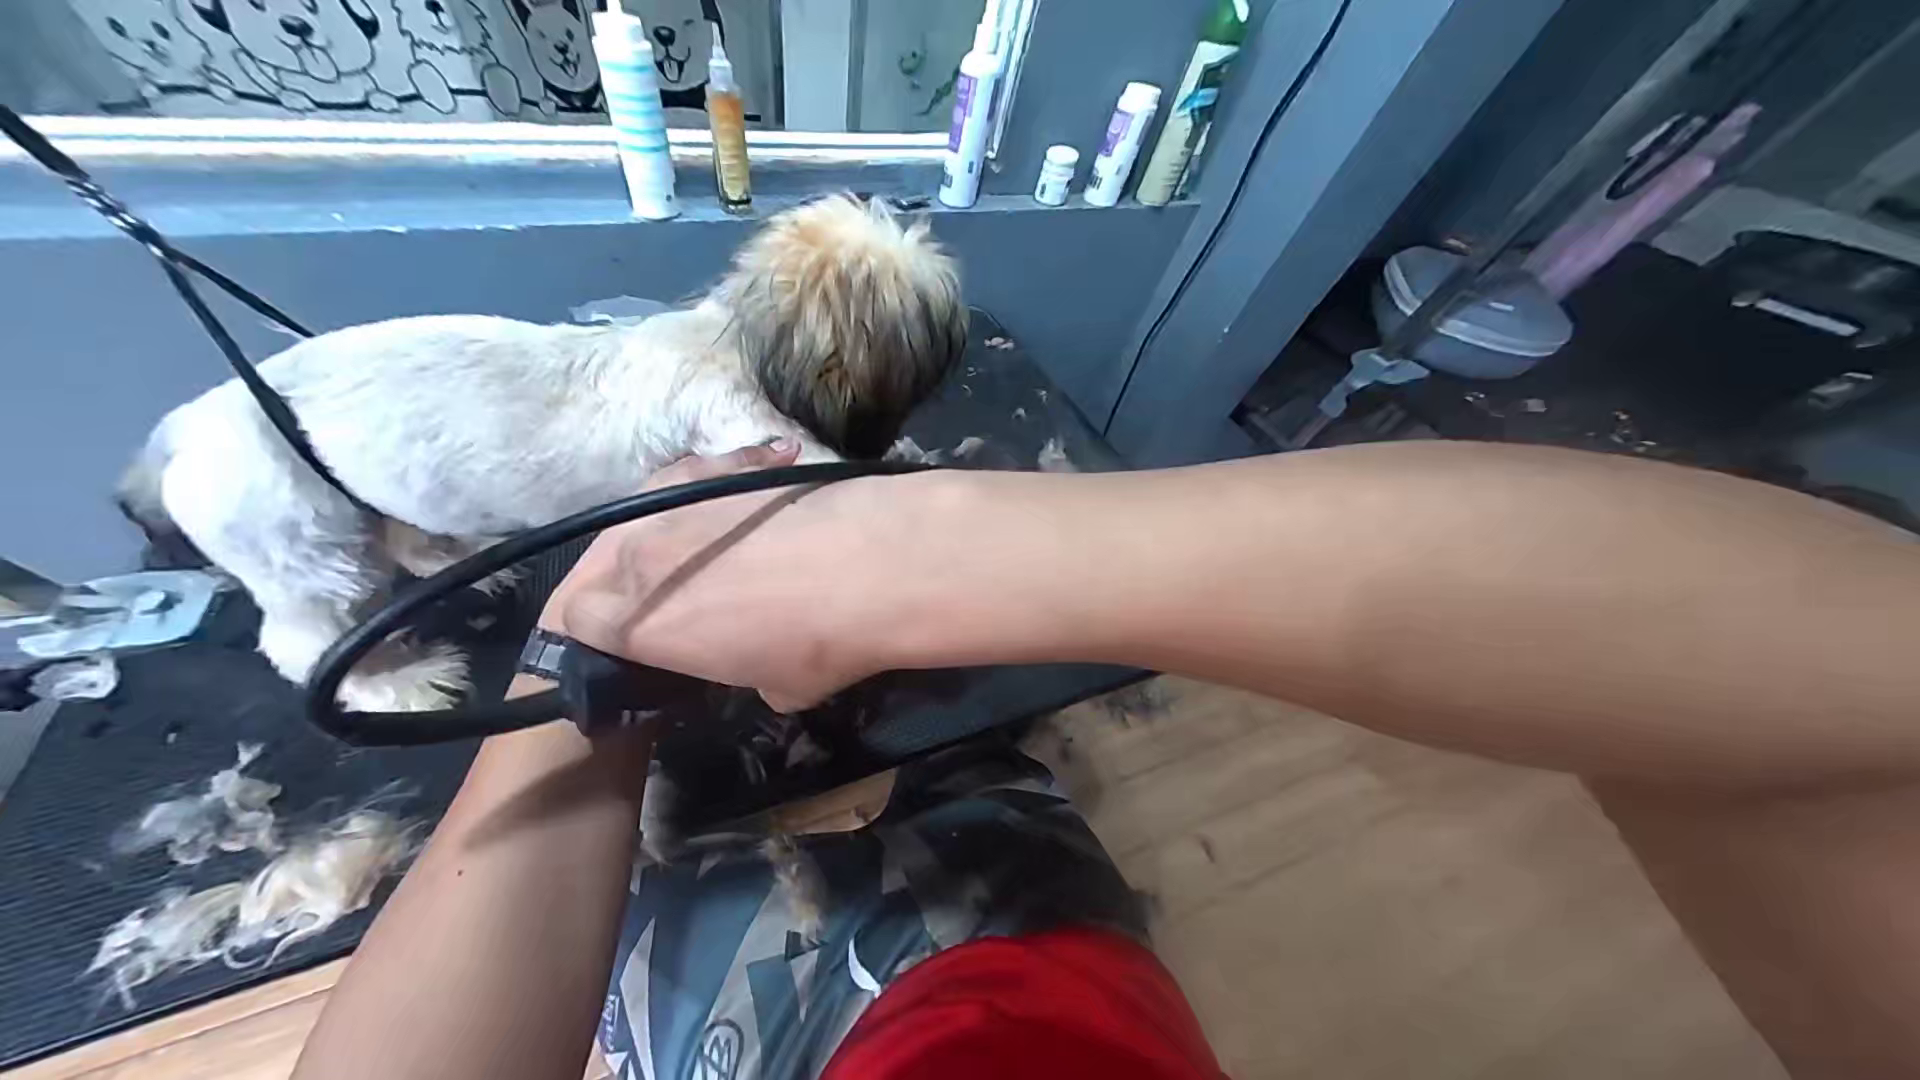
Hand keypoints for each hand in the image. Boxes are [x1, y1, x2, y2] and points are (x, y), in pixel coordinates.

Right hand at [538, 441, 912, 712]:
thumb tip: (767, 668)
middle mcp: (645, 553)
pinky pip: (707, 466)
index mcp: (639, 621)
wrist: (871, 568)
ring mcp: (683, 504)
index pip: (581, 618)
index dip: (603, 628)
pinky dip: (726, 467)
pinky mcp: (728, 471)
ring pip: (646, 505)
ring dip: (663, 521)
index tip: (636, 635)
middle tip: (669, 588)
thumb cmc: (820, 645)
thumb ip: (750, 673)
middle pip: (608, 556)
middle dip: (625, 574)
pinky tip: (765, 464)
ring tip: (694, 533)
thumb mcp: (780, 685)